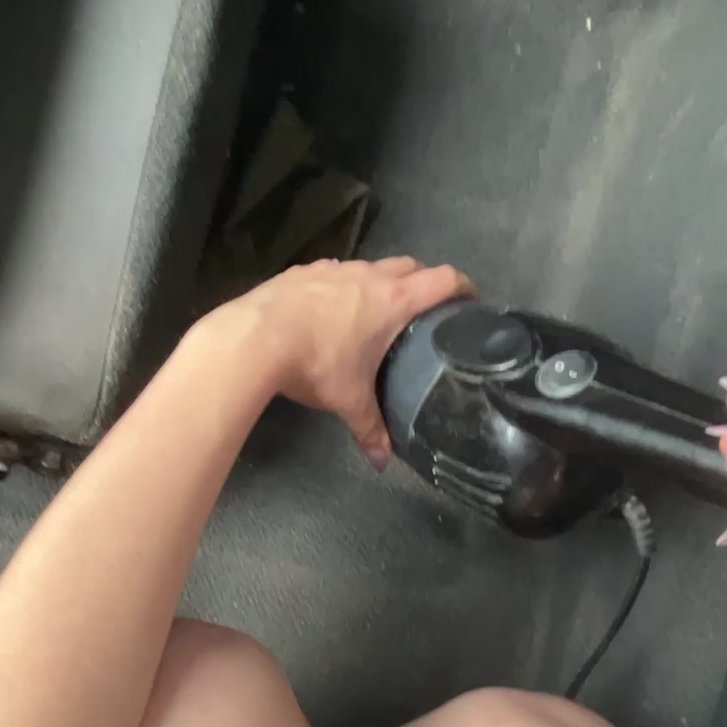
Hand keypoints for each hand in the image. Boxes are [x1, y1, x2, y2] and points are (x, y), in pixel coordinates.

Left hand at [205, 257, 471, 465]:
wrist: (254, 337)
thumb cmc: (314, 363)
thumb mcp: (347, 399)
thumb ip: (369, 428)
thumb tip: (383, 461)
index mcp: (392, 301)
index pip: (443, 280)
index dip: (464, 287)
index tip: (472, 300)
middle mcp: (367, 275)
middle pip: (409, 265)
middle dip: (423, 281)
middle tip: (426, 308)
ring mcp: (332, 268)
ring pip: (369, 266)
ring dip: (380, 281)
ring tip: (376, 310)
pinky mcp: (301, 271)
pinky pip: (332, 272)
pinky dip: (341, 285)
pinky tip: (329, 308)